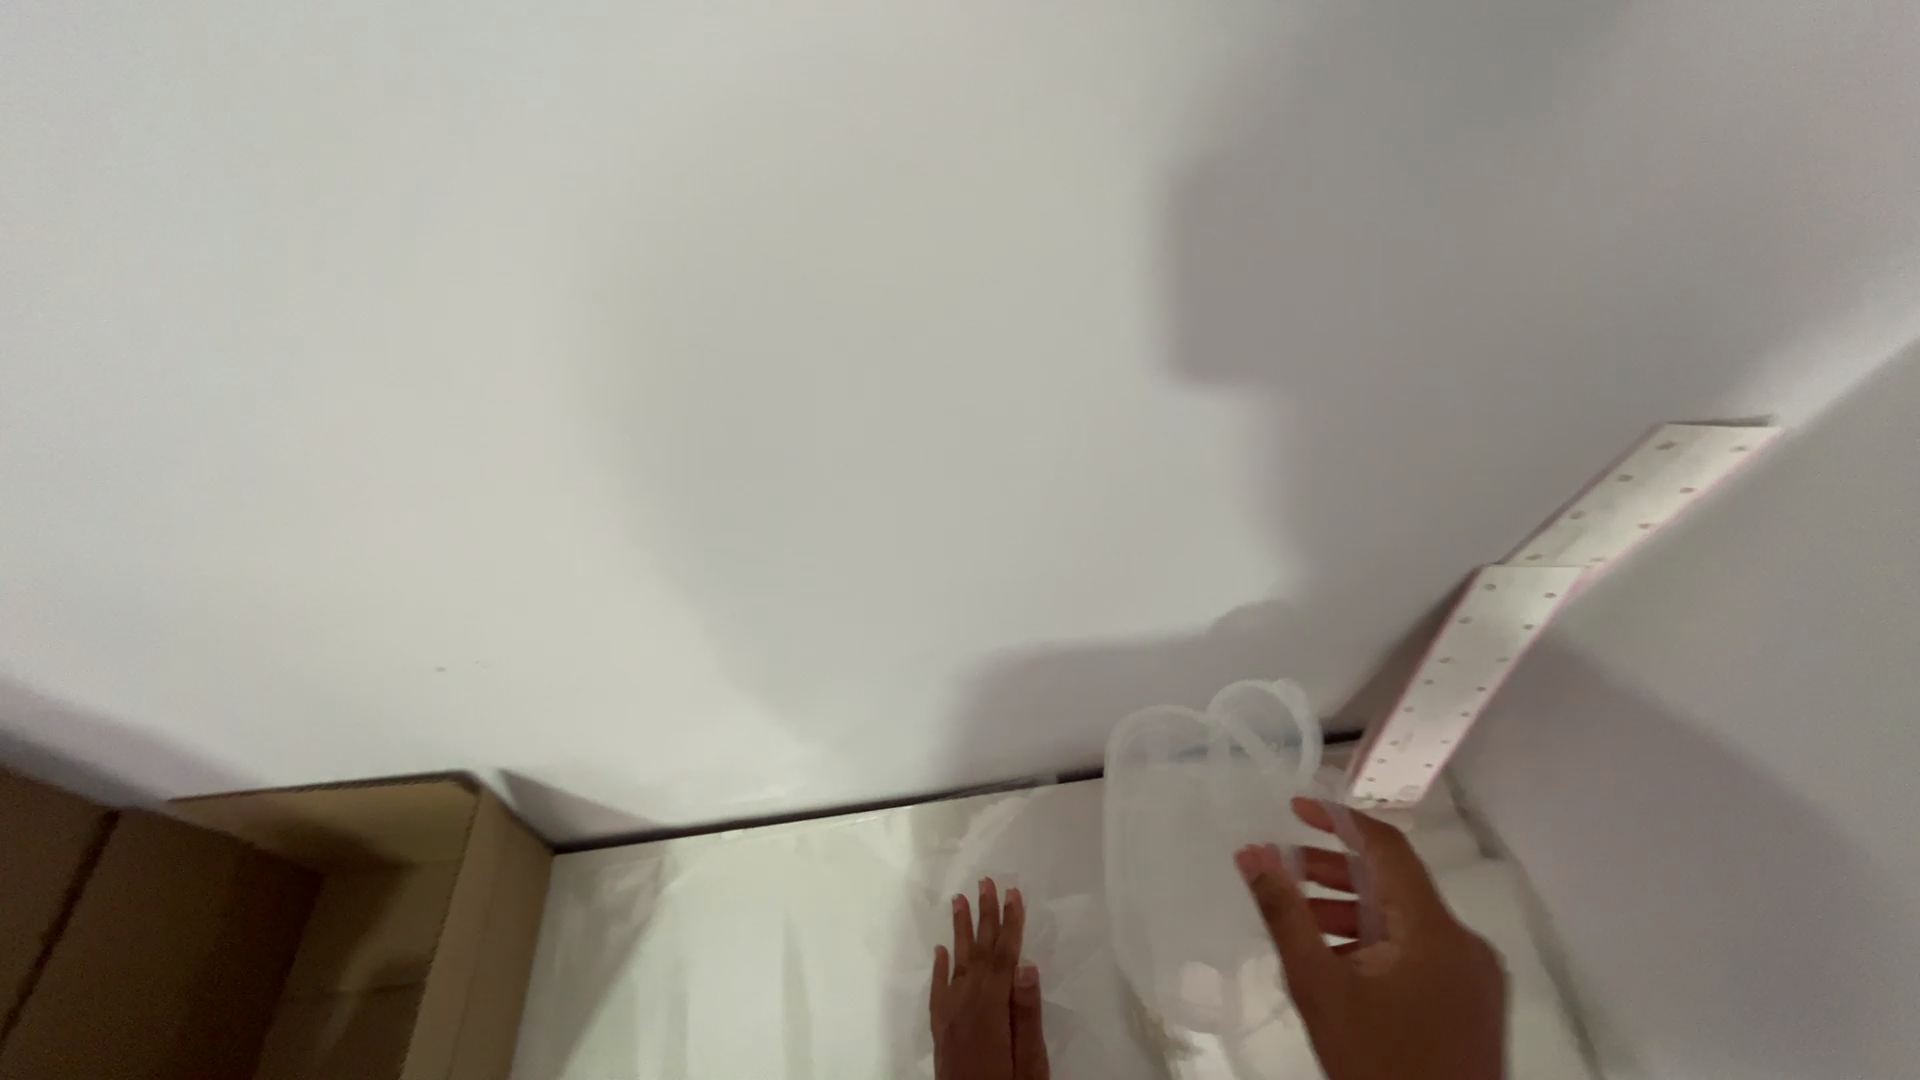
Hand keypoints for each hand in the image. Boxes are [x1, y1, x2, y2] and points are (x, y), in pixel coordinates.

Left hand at [930, 878, 1049, 1079]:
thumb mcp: (1030, 1065)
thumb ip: (1027, 1015)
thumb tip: (1026, 964)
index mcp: (990, 1011)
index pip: (1003, 957)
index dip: (1009, 923)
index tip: (1014, 892)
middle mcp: (964, 1007)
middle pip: (978, 952)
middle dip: (985, 915)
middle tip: (987, 880)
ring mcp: (949, 1019)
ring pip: (957, 964)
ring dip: (960, 930)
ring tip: (959, 898)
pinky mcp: (941, 1032)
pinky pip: (938, 991)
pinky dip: (941, 967)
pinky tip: (942, 950)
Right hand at [1236, 798, 1507, 1079]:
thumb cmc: (1377, 1064)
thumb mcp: (1318, 986)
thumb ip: (1283, 912)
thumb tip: (1250, 853)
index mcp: (1435, 931)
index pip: (1386, 847)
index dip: (1338, 820)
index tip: (1293, 809)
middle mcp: (1464, 944)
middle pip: (1393, 884)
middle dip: (1332, 870)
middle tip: (1281, 870)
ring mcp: (1474, 978)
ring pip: (1404, 920)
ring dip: (1349, 910)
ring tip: (1300, 924)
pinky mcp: (1472, 1005)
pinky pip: (1417, 952)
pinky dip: (1374, 943)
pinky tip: (1337, 964)